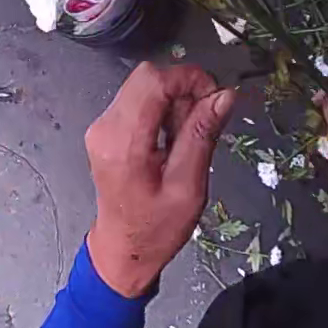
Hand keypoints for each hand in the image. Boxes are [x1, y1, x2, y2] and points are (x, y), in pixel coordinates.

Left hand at [85, 62, 237, 297]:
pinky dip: (162, 107)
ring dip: (173, 99)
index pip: (154, 81)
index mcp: (123, 143)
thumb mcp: (188, 187)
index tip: (214, 98)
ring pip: (144, 84)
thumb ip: (202, 135)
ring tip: (184, 136)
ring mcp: (102, 126)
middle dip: (183, 88)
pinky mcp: (107, 128)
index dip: (189, 79)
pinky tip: (171, 136)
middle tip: (201, 121)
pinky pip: (139, 98)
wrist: (123, 250)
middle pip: (148, 76)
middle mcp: (106, 127)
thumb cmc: (156, 228)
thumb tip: (224, 95)